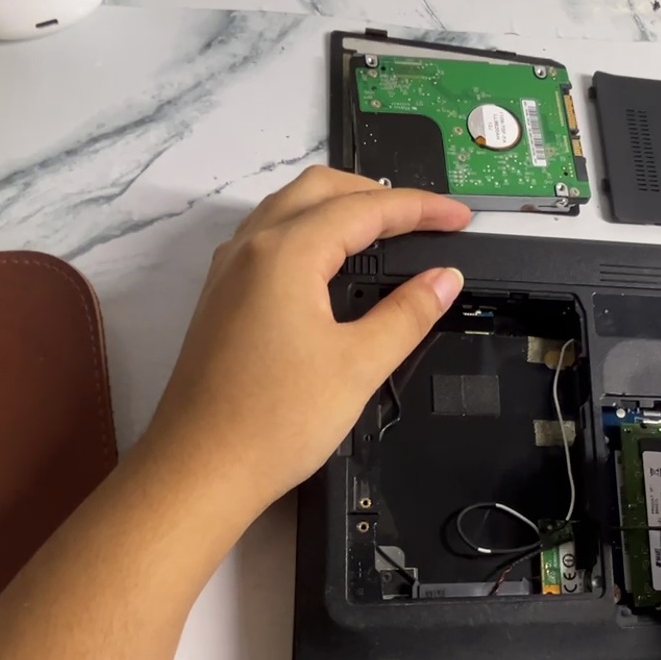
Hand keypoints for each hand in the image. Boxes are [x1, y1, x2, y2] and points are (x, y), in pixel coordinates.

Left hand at [141, 167, 470, 509]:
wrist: (201, 469)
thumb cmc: (279, 420)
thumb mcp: (359, 365)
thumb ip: (408, 314)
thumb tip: (444, 278)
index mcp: (285, 253)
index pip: (364, 209)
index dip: (419, 208)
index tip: (459, 218)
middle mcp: (250, 248)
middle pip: (319, 190)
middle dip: (377, 194)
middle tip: (424, 218)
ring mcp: (229, 271)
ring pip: (289, 209)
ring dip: (339, 206)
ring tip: (385, 230)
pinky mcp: (221, 298)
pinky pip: (269, 238)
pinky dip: (311, 231)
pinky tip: (331, 265)